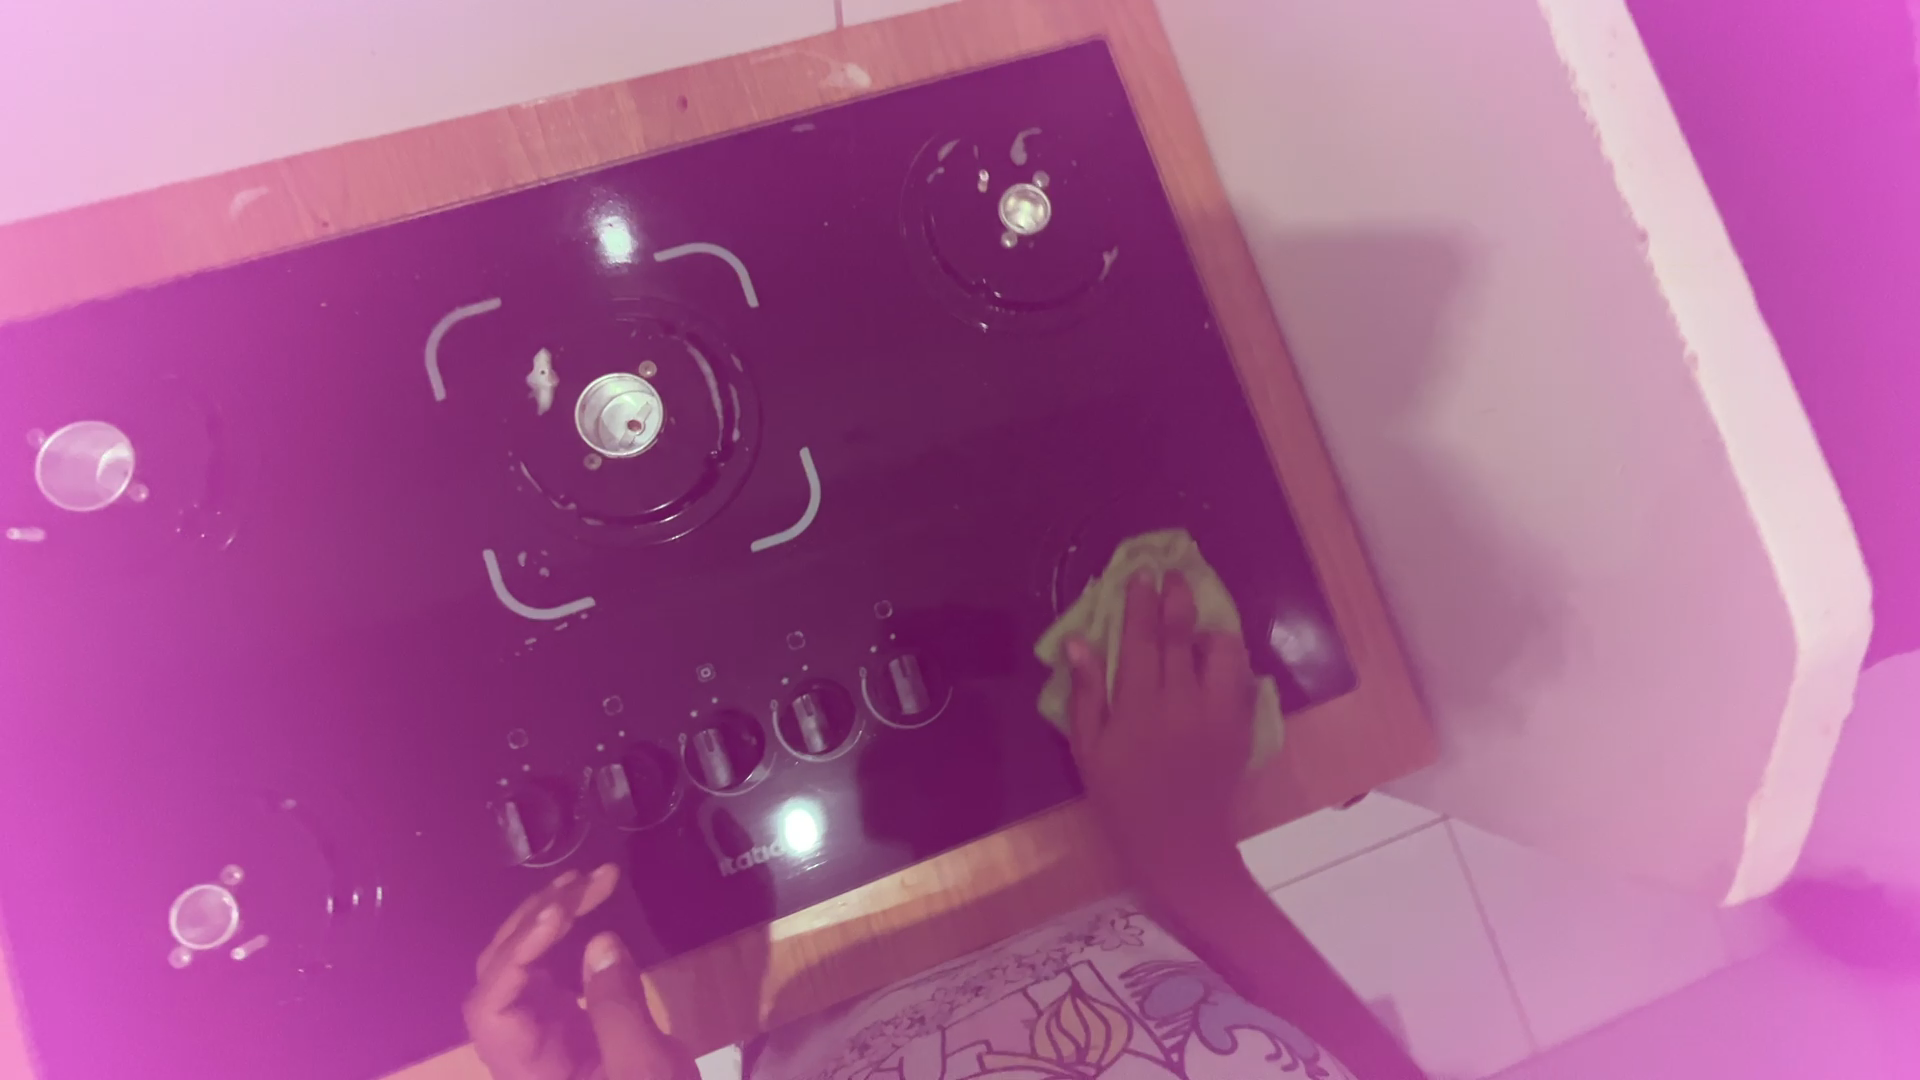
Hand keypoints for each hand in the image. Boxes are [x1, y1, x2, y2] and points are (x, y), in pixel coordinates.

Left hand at [465, 863, 699, 1079]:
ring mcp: (540, 1032)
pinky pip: (544, 969)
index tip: (563, 913)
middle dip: (538, 919)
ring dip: (547, 917)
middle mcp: (521, 1046)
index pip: (491, 1006)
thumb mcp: (645, 1069)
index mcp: (528, 1069)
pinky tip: (586, 908)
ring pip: (517, 966)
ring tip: (590, 880)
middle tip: (593, 881)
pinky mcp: (563, 1022)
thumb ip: (618, 1006)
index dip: (516, 955)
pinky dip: (561, 932)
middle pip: (498, 974)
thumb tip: (599, 941)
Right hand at [1064, 571, 1255, 890]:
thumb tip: (1079, 641)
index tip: (1140, 574)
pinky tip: (1215, 660)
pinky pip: (1241, 678)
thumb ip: (1086, 692)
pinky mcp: (1241, 728)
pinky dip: (1229, 660)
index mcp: (1139, 705)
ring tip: (1197, 626)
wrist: (1178, 844)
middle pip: (1182, 635)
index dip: (1141, 602)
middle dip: (1177, 598)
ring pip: (1223, 651)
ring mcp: (1218, 713)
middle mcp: (1183, 701)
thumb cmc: (1121, 796)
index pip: (1142, 639)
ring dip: (1209, 628)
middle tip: (1174, 574)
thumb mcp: (1088, 748)